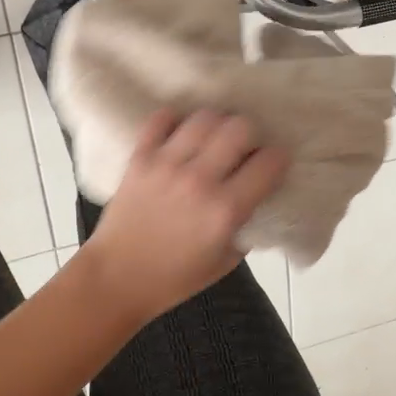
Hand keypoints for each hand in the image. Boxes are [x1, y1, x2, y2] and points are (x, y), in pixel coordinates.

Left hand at [80, 110, 290, 322]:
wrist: (117, 278)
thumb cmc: (174, 277)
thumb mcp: (225, 261)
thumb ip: (245, 225)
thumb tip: (256, 196)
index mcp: (225, 210)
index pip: (269, 163)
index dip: (278, 158)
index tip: (274, 161)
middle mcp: (199, 180)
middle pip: (239, 127)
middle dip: (250, 134)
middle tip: (244, 147)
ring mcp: (166, 164)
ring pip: (204, 118)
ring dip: (216, 124)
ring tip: (213, 138)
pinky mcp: (140, 157)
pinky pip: (161, 119)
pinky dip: (174, 120)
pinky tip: (180, 134)